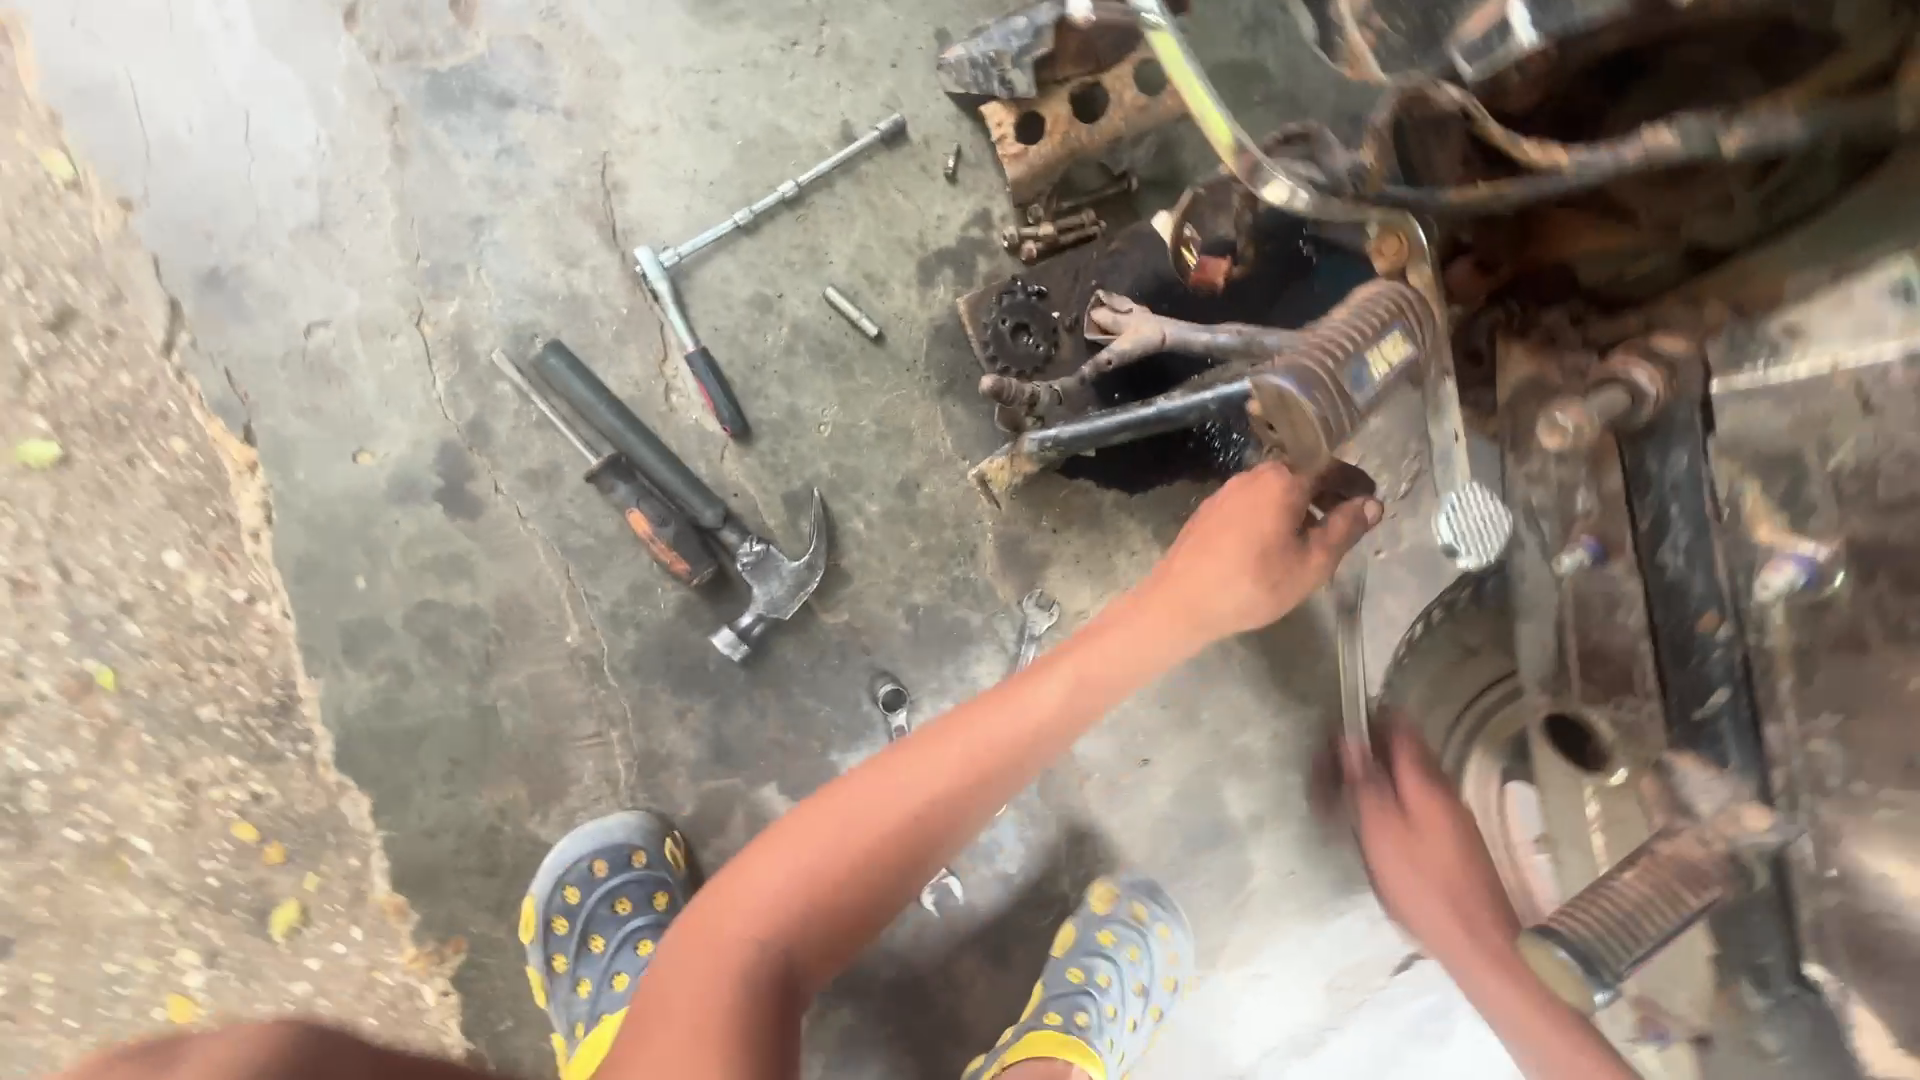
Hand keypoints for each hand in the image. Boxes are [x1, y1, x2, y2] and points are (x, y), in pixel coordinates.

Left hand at [1136, 461, 1379, 644]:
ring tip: (1314, 535)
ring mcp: (1226, 492)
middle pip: (1300, 474)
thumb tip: (1371, 504)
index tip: (1370, 501)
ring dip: (1299, 504)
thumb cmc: (1254, 584)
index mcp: (1282, 480)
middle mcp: (1252, 476)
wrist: (1181, 602)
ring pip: (1274, 489)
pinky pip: (1252, 503)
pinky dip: (1272, 513)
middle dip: (1327, 493)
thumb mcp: (1312, 562)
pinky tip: (1275, 541)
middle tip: (1347, 519)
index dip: (1354, 483)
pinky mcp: (1209, 510)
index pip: (1330, 466)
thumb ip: (1344, 529)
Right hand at [1342, 721, 1522, 973]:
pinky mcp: (1455, 840)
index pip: (1402, 730)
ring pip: (1413, 778)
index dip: (1374, 718)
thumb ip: (1366, 783)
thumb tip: (1349, 739)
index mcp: (1425, 783)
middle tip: (1337, 758)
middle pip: (1408, 752)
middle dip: (1374, 747)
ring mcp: (1454, 816)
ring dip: (1382, 773)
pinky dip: (1394, 797)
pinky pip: (1419, 801)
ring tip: (1348, 786)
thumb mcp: (1381, 831)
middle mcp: (1444, 791)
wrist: (1479, 941)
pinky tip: (1375, 816)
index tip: (1347, 717)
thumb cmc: (1422, 884)